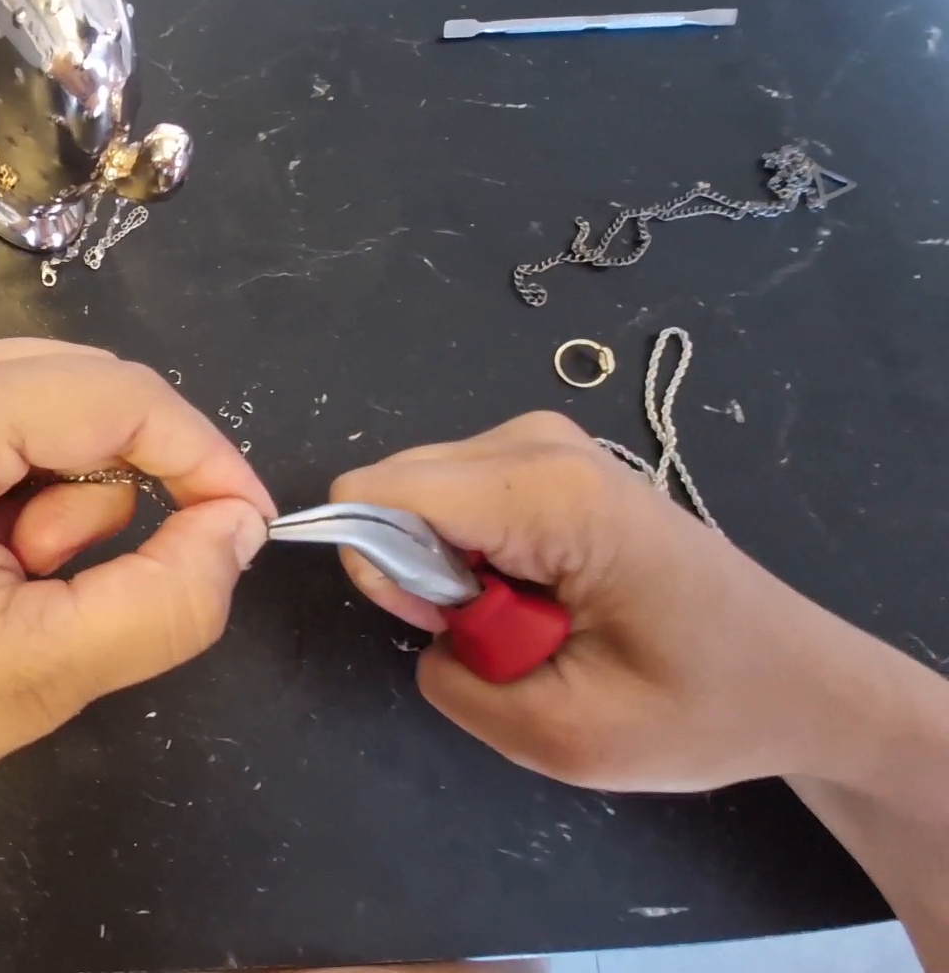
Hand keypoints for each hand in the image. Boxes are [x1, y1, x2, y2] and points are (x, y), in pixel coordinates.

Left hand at [0, 340, 274, 843]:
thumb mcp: (37, 674)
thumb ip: (164, 600)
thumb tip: (239, 528)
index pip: (114, 397)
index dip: (203, 458)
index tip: (249, 530)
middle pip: (88, 393)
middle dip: (117, 493)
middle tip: (73, 585)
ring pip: (60, 415)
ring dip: (68, 507)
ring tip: (10, 583)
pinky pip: (17, 432)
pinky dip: (33, 500)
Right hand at [331, 412, 884, 793]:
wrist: (804, 682)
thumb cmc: (702, 709)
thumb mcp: (564, 738)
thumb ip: (452, 684)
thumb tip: (424, 630)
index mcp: (546, 496)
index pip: (375, 493)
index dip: (378, 566)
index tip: (444, 620)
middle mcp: (534, 444)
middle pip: (388, 490)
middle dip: (412, 566)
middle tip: (487, 623)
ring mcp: (539, 441)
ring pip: (409, 492)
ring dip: (436, 561)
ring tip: (513, 609)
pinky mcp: (540, 456)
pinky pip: (441, 492)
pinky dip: (459, 546)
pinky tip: (522, 582)